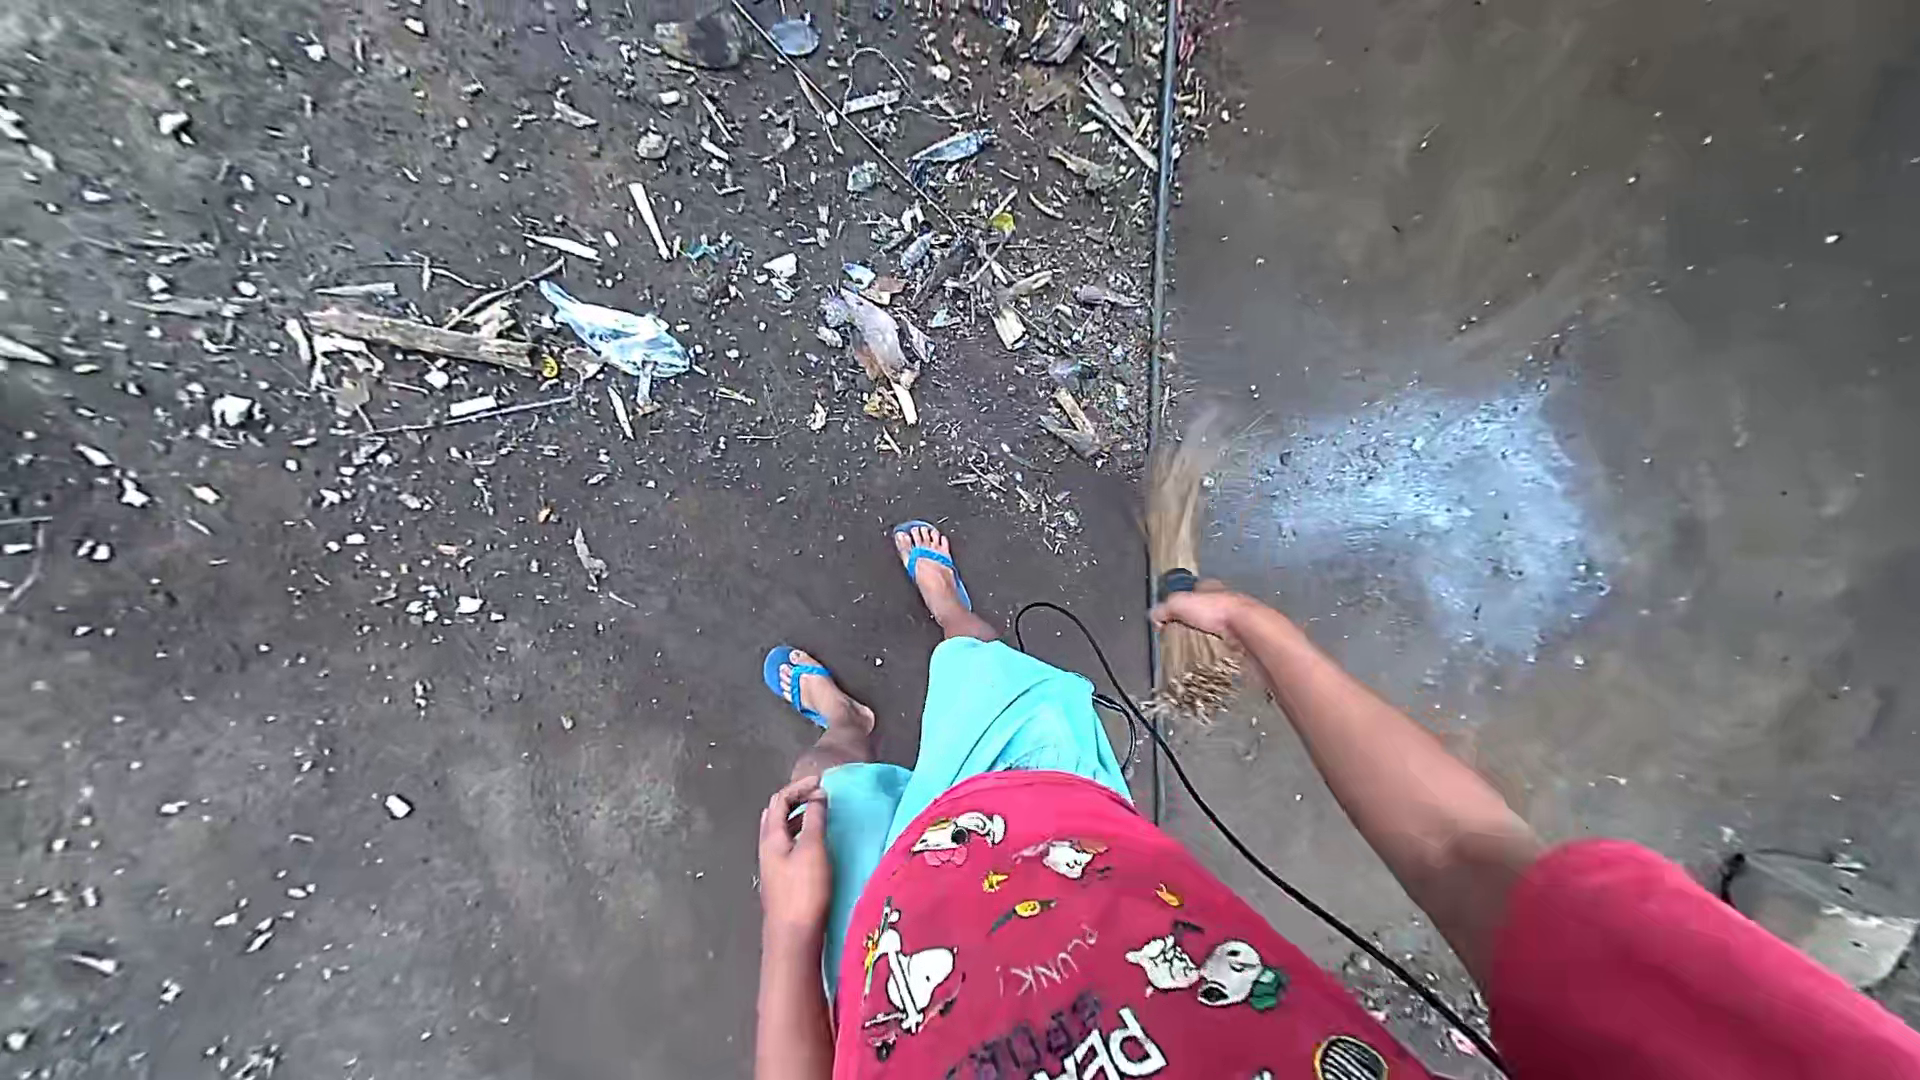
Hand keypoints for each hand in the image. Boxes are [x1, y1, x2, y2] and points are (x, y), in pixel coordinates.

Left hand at [758, 776, 830, 936]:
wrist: (793, 939)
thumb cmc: (803, 890)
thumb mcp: (813, 848)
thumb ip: (816, 817)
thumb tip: (817, 794)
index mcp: (771, 837)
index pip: (779, 800)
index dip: (799, 786)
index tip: (821, 782)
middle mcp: (767, 849)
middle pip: (776, 814)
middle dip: (795, 798)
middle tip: (817, 794)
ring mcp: (773, 866)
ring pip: (782, 830)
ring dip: (799, 816)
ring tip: (820, 813)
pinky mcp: (782, 880)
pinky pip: (788, 845)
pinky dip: (801, 832)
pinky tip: (816, 842)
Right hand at [1149, 580, 1257, 642]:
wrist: (1247, 627)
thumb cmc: (1217, 610)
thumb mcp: (1178, 603)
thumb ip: (1162, 608)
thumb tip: (1153, 617)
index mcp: (1208, 586)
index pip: (1191, 589)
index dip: (1180, 599)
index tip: (1171, 613)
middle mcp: (1224, 598)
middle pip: (1204, 607)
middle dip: (1193, 618)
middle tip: (1181, 630)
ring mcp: (1236, 616)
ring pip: (1217, 623)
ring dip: (1206, 632)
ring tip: (1195, 643)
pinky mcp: (1244, 633)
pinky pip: (1226, 639)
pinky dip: (1217, 644)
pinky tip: (1211, 649)